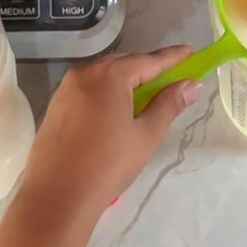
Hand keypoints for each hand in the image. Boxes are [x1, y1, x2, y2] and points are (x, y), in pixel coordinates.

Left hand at [16, 46, 202, 228]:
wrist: (56, 197)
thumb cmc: (107, 165)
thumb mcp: (145, 136)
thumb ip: (168, 105)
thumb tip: (191, 84)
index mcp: (109, 76)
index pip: (148, 61)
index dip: (171, 57)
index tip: (190, 50)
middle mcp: (85, 73)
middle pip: (123, 63)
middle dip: (147, 67)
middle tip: (171, 74)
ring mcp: (66, 88)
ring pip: (103, 75)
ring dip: (126, 79)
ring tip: (146, 90)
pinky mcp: (55, 105)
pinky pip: (88, 88)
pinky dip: (106, 90)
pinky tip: (115, 106)